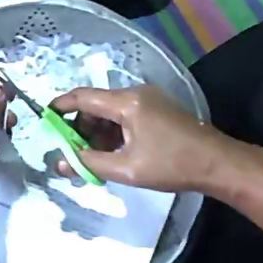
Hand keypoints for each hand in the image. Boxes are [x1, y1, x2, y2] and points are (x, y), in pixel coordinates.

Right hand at [48, 85, 238, 192]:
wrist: (219, 164)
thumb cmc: (172, 165)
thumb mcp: (127, 168)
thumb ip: (90, 163)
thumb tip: (61, 163)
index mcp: (127, 102)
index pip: (82, 97)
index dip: (60, 107)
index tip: (44, 119)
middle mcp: (135, 93)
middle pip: (95, 104)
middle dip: (79, 127)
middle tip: (71, 152)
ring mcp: (148, 100)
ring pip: (110, 111)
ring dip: (96, 132)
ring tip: (92, 158)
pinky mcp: (157, 109)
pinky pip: (125, 115)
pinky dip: (113, 132)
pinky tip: (112, 153)